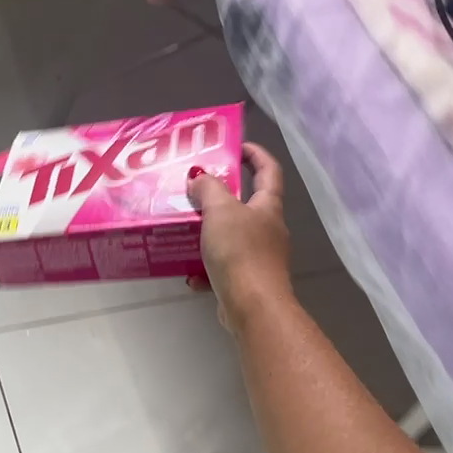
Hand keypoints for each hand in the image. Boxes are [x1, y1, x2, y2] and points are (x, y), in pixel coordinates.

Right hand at [187, 142, 291, 332]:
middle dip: (220, 198)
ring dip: (208, 234)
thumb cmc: (240, 252)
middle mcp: (268, 229)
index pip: (268, 170)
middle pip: (246, 205)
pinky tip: (190, 275)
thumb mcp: (220, 212)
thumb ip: (208, 190)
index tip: (236, 146)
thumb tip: (199, 177)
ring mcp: (260, 257)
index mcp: (268, 207)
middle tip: (193, 191)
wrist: (253, 306)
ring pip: (231, 237)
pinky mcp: (247, 281)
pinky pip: (223, 267)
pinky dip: (205, 270)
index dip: (255, 154)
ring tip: (184, 232)